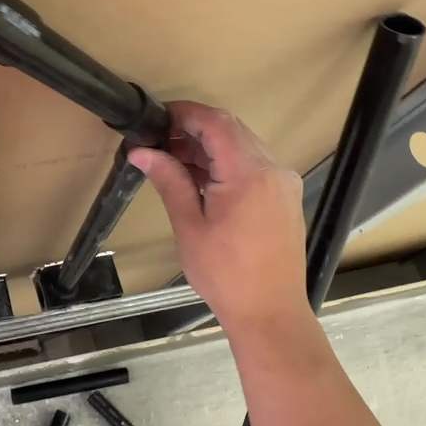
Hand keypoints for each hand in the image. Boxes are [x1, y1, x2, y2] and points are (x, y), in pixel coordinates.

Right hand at [130, 101, 310, 335]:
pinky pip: (253, 165)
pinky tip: (199, 179)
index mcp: (249, 173)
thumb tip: (141, 152)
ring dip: (209, 147)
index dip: (185, 113)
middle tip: (159, 141)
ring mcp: (282, 184)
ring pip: (242, 146)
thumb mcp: (189, 224)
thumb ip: (168, 180)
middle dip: (194, 129)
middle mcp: (272, 170)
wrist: (269, 313)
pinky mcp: (284, 198)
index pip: (216, 122)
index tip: (157, 117)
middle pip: (231, 130)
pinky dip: (225, 164)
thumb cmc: (226, 274)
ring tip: (173, 161)